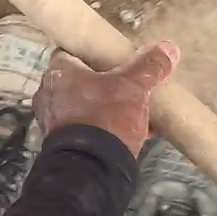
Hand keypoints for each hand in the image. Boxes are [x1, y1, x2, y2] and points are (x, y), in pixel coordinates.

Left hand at [34, 42, 179, 153]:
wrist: (92, 167)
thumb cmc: (106, 116)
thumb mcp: (133, 87)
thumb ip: (149, 67)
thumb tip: (168, 48)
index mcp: (58, 73)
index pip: (69, 53)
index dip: (89, 54)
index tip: (109, 59)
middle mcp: (47, 93)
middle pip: (75, 80)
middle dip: (97, 83)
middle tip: (122, 85)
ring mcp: (51, 120)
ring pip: (79, 105)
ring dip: (99, 106)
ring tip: (127, 110)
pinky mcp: (60, 142)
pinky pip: (82, 127)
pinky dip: (99, 127)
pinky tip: (125, 132)